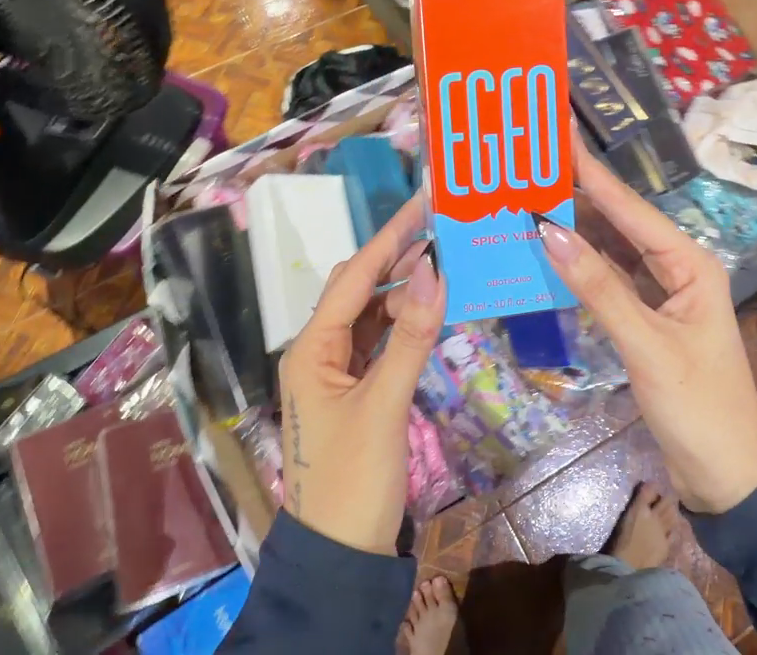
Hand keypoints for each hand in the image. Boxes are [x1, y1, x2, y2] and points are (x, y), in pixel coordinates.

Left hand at [279, 194, 445, 554]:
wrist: (342, 553)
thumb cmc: (355, 478)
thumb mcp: (385, 403)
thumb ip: (411, 336)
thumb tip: (434, 269)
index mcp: (311, 348)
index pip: (353, 277)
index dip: (389, 237)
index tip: (422, 204)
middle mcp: (317, 350)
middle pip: (358, 289)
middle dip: (396, 259)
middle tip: (443, 233)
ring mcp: (334, 371)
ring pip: (370, 315)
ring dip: (403, 292)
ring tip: (445, 270)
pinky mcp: (353, 389)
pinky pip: (378, 341)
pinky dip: (403, 324)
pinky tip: (429, 313)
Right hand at [538, 139, 756, 514]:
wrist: (725, 473)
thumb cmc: (697, 406)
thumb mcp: (647, 345)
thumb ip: (598, 288)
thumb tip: (548, 232)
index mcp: (690, 264)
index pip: (631, 210)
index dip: (593, 173)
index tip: (560, 135)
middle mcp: (676, 269)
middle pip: (620, 224)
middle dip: (579, 194)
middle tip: (532, 163)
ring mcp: (661, 295)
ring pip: (611, 251)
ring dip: (576, 229)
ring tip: (531, 196)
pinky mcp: (646, 320)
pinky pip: (609, 281)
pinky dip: (581, 267)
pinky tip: (551, 252)